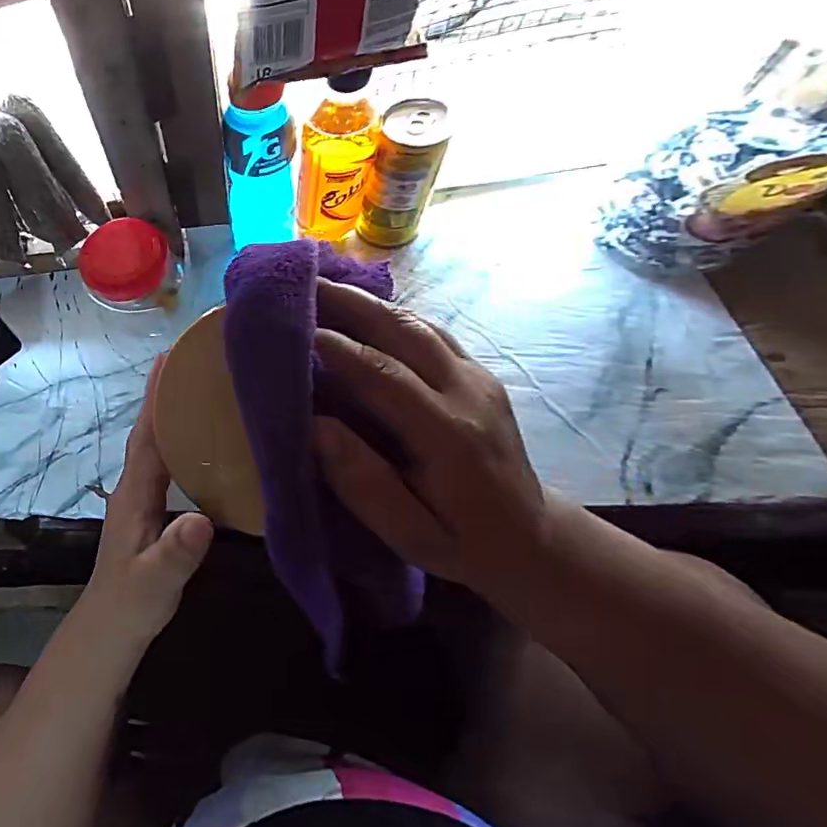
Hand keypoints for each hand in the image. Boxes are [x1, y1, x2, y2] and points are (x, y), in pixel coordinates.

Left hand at [82, 355, 213, 644]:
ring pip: (155, 447)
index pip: (145, 438)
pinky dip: (176, 444)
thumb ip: (175, 554)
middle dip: (163, 397)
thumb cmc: (131, 604)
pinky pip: (164, 465)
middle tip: (190, 363)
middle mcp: (133, 488)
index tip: (167, 361)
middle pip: (148, 433)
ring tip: (198, 391)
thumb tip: (201, 519)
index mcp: (134, 495)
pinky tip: (198, 444)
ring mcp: (139, 498)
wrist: (110, 628)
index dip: (155, 400)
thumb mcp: (156, 583)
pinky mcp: (148, 510)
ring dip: (169, 417)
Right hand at [310, 279, 552, 593]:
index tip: (296, 329)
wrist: (530, 539)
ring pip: (417, 324)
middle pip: (405, 332)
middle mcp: (468, 393)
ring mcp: (477, 378)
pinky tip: (359, 309)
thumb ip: (364, 483)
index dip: (340, 349)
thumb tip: (317, 426)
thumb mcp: (409, 534)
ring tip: (320, 287)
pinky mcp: (476, 373)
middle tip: (302, 284)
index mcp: (451, 435)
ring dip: (367, 302)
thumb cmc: (459, 542)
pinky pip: (427, 332)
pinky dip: (388, 314)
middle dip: (350, 304)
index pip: (387, 376)